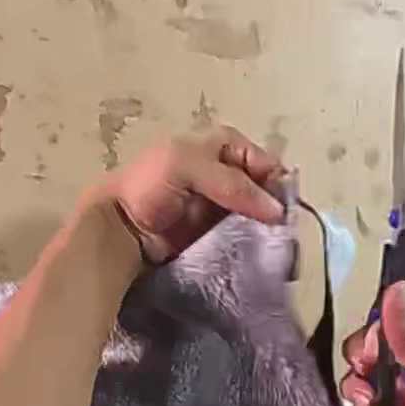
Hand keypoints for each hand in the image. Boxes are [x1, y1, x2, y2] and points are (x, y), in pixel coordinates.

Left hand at [96, 125, 286, 264]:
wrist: (122, 229)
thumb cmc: (148, 187)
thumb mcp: (187, 167)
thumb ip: (232, 184)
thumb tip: (277, 211)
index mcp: (225, 147)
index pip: (267, 164)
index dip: (277, 185)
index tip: (280, 213)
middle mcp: (232, 174)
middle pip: (269, 192)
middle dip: (277, 212)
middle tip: (282, 237)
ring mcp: (229, 207)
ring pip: (264, 217)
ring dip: (272, 233)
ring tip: (278, 252)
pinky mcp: (224, 234)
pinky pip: (251, 238)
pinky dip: (260, 247)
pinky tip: (266, 258)